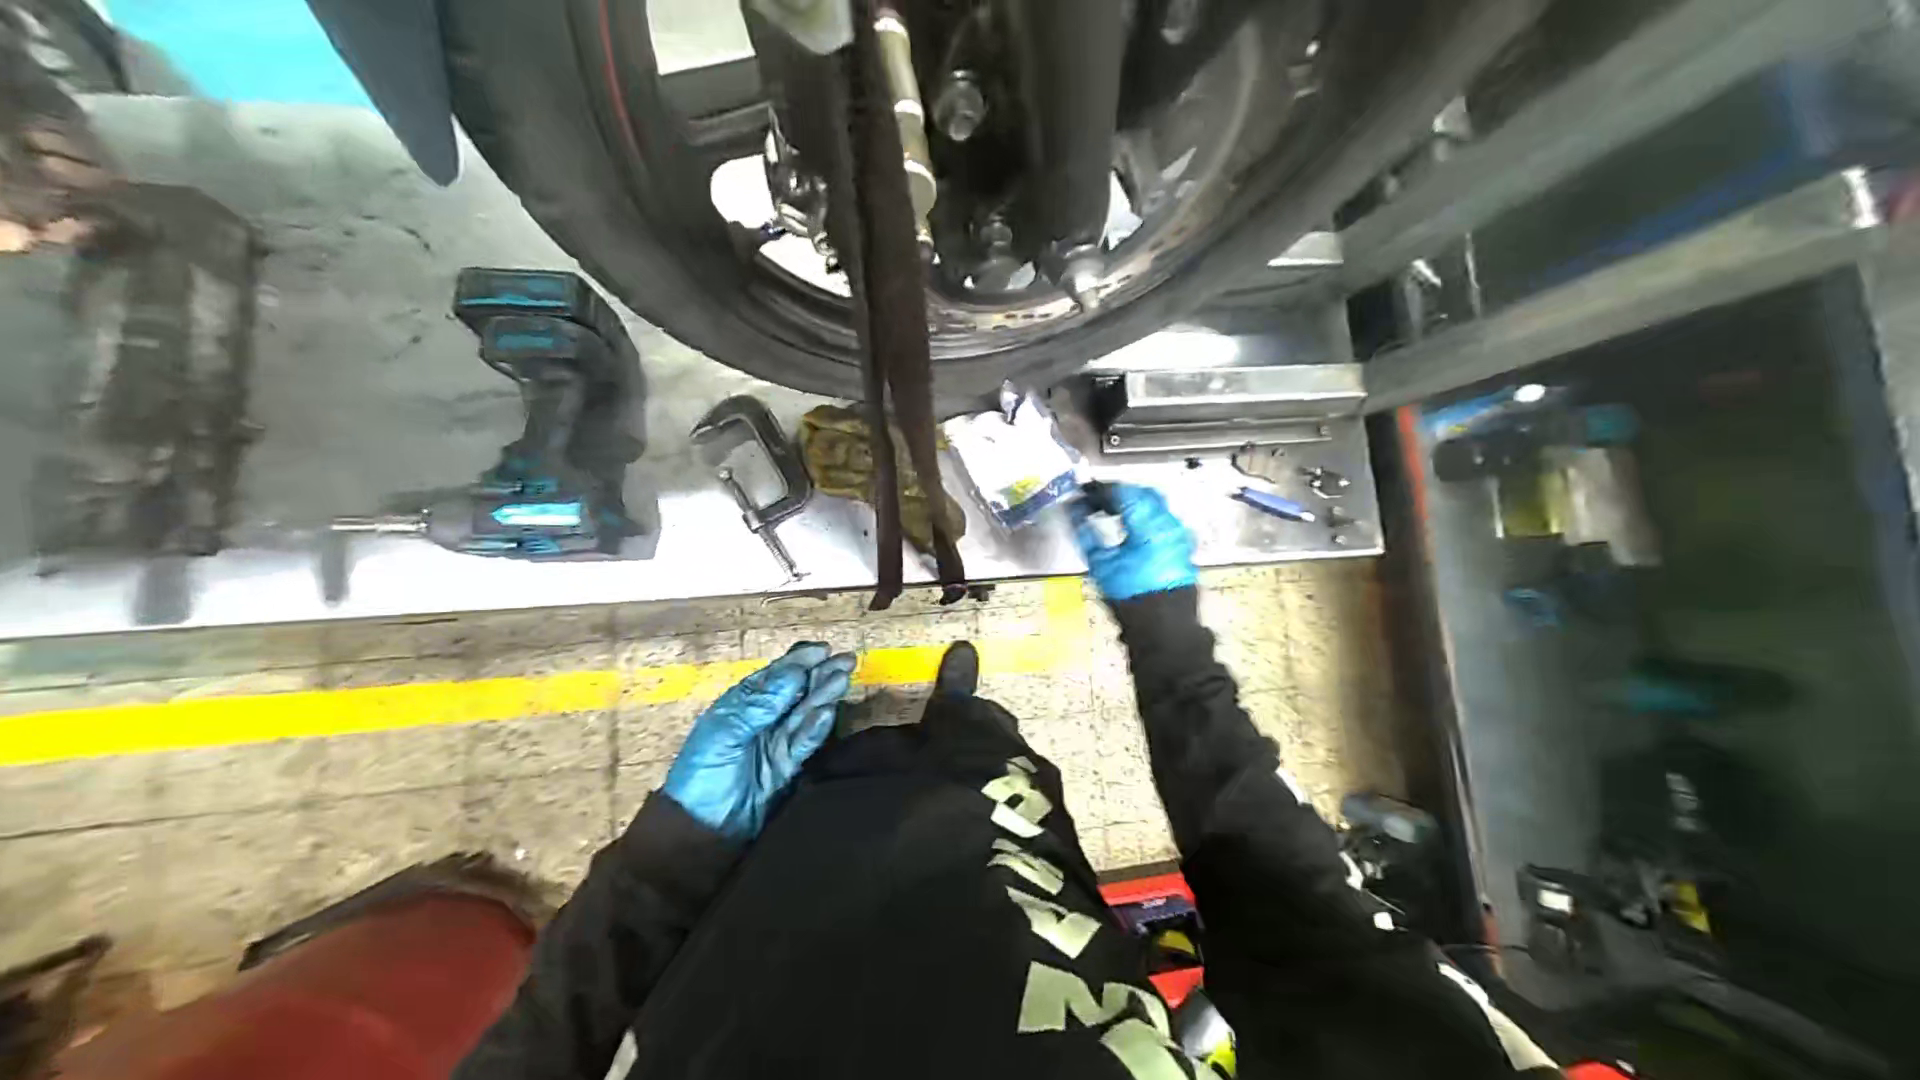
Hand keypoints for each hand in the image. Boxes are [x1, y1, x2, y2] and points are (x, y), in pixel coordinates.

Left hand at [663, 642, 857, 840]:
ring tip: (843, 679)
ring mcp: (778, 743)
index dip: (798, 661)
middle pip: (797, 691)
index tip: (822, 650)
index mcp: (743, 705)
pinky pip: (806, 743)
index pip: (775, 676)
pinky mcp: (789, 767)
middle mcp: (764, 719)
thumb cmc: (703, 774)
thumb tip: (795, 673)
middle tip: (846, 660)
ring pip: (806, 713)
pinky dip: (817, 728)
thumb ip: (760, 704)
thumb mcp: (725, 733)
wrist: (701, 830)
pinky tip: (828, 713)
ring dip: (824, 695)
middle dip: (820, 674)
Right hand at [1068, 483, 1197, 600]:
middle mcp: (1168, 522)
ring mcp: (1178, 532)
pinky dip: (1142, 514)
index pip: (1122, 492)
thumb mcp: (1100, 564)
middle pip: (1140, 493)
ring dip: (1130, 502)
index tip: (1083, 491)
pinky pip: (1160, 517)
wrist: (1163, 626)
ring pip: (1152, 503)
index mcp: (1149, 524)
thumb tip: (1074, 509)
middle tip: (1094, 498)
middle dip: (1116, 492)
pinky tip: (1128, 524)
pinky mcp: (1181, 543)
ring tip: (1108, 510)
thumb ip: (1085, 531)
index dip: (1099, 489)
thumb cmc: (1130, 597)